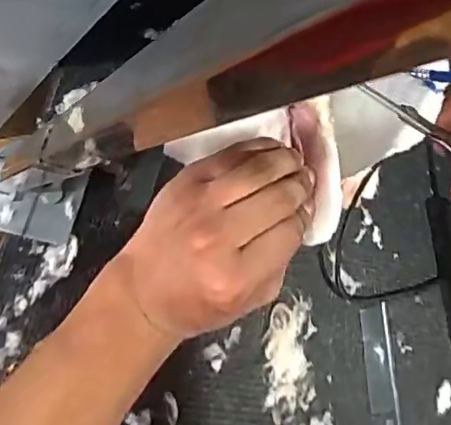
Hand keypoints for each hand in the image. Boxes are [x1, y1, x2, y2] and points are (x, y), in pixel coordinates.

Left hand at [103, 138, 313, 338]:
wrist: (143, 290)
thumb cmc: (197, 302)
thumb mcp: (248, 301)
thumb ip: (280, 260)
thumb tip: (303, 214)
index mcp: (235, 276)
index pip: (290, 230)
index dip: (305, 214)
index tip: (307, 208)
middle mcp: (217, 236)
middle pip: (279, 196)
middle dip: (301, 185)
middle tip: (307, 180)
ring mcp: (201, 202)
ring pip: (260, 168)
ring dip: (286, 161)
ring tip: (295, 163)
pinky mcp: (189, 178)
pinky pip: (234, 153)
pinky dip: (260, 148)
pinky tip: (272, 152)